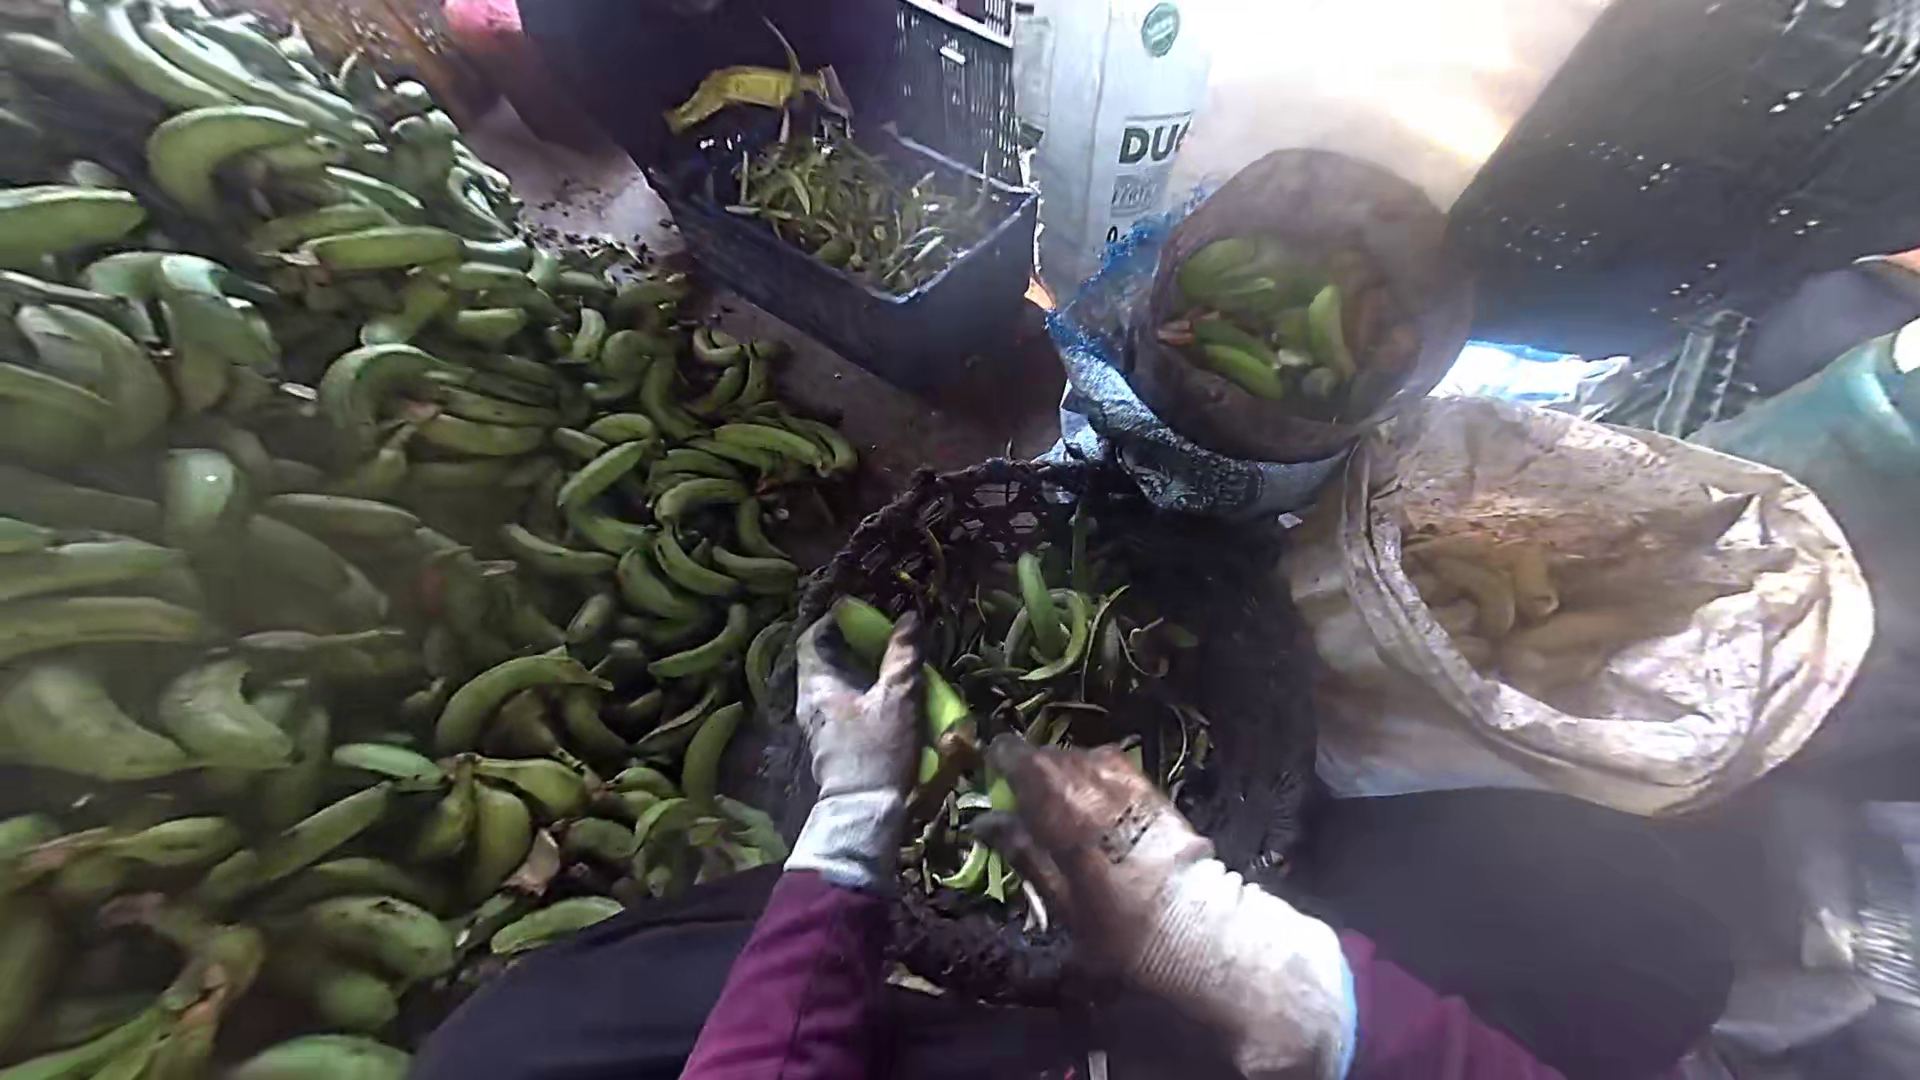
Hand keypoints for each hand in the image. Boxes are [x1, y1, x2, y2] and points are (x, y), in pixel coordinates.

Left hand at [784, 612, 920, 890]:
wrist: (866, 814)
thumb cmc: (877, 751)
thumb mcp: (897, 698)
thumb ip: (903, 656)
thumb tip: (909, 617)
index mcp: (817, 686)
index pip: (812, 639)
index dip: (833, 620)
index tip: (861, 613)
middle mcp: (811, 701)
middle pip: (825, 659)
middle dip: (853, 642)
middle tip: (883, 633)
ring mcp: (820, 722)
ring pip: (836, 680)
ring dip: (860, 666)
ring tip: (890, 658)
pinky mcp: (834, 739)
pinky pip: (844, 699)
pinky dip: (863, 687)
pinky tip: (887, 691)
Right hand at [978, 736, 1354, 1079]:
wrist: (1195, 926)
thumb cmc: (1117, 924)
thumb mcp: (1058, 898)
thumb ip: (1020, 850)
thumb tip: (983, 822)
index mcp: (1057, 800)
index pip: (1014, 754)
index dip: (999, 759)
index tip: (992, 773)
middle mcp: (1085, 774)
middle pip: (1042, 753)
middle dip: (1028, 771)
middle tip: (1025, 802)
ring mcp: (1118, 772)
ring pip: (1072, 755)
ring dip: (1058, 773)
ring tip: (1061, 805)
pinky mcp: (1142, 779)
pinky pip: (1101, 762)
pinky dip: (1087, 774)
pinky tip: (1093, 802)